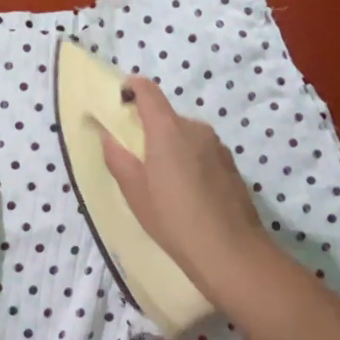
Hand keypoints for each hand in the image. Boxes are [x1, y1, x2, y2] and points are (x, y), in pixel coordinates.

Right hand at [96, 76, 272, 291]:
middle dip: (149, 129)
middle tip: (136, 159)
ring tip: (163, 182)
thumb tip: (108, 135)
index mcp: (167, 129)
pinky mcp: (231, 164)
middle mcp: (195, 128)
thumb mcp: (134, 192)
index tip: (119, 100)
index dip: (132, 88)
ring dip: (171, 148)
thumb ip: (117, 157)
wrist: (230, 251)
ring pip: (186, 136)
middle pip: (167, 116)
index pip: (148, 91)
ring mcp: (217, 146)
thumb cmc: (173, 218)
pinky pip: (202, 152)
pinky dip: (190, 162)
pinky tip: (188, 193)